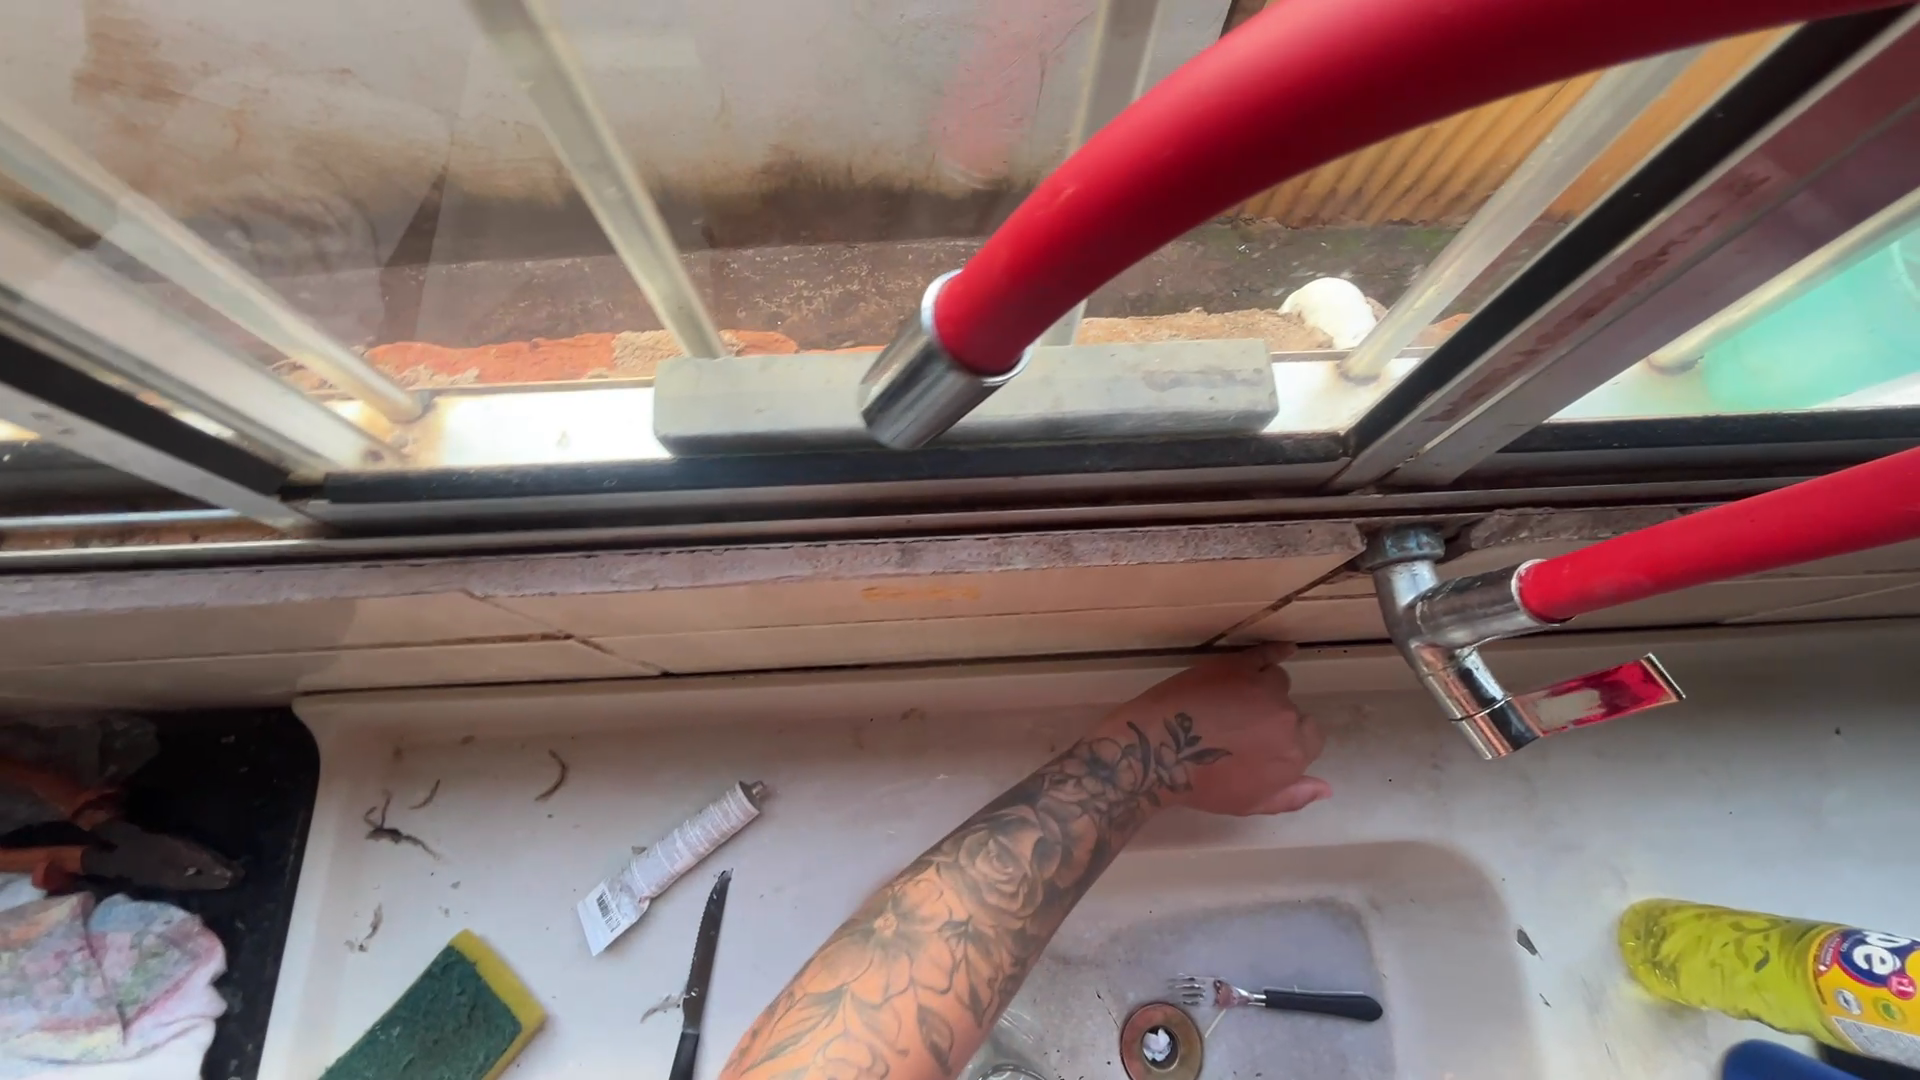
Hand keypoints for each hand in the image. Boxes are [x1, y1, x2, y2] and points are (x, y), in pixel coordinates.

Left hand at [1097, 643, 1328, 815]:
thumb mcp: (1251, 803)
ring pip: (1276, 682)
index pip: (1310, 739)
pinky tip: (1285, 649)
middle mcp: (1286, 716)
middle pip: (1293, 711)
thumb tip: (1326, 787)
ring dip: (1263, 690)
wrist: (1158, 749)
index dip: (1287, 742)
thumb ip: (1293, 796)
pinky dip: (1277, 650)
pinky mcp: (1236, 665)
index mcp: (1294, 753)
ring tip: (1235, 701)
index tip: (1264, 744)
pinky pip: (1266, 653)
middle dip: (1273, 719)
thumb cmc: (1202, 783)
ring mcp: (1261, 687)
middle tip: (1241, 728)